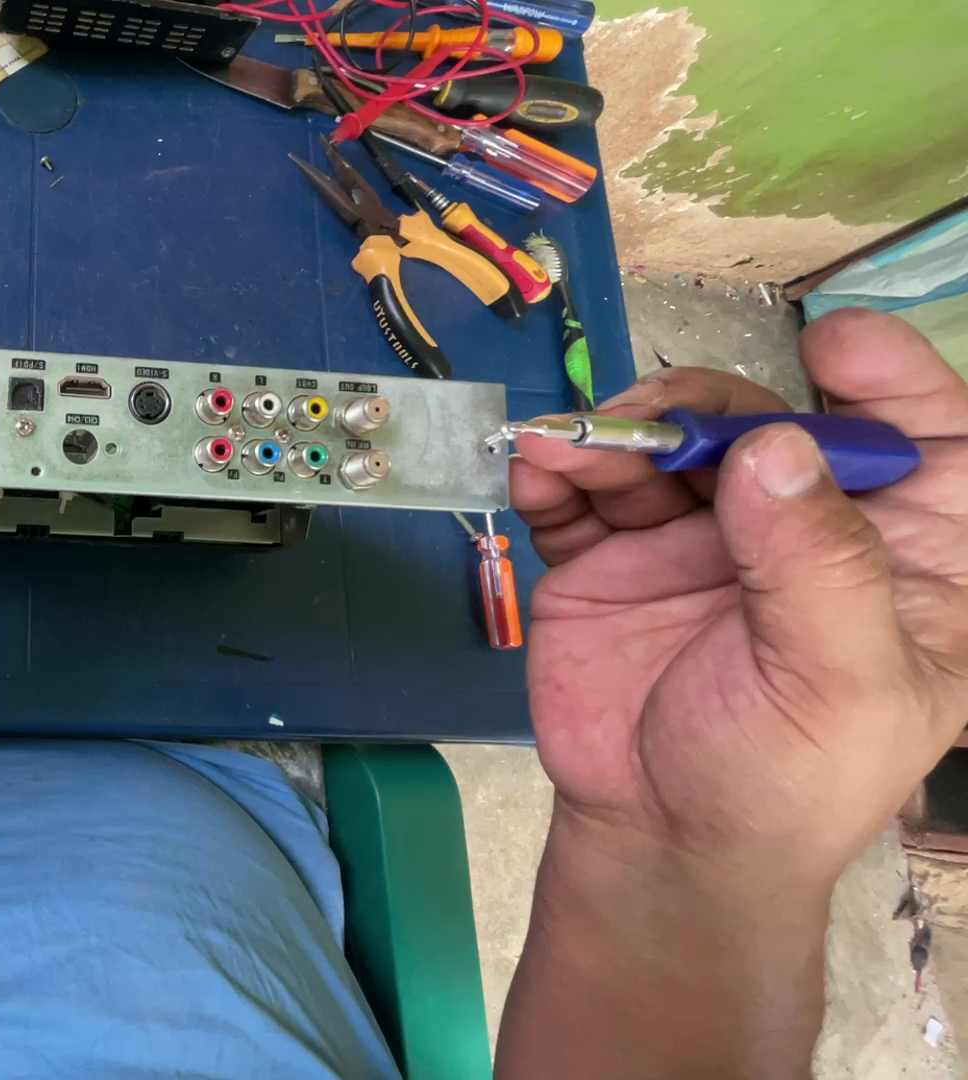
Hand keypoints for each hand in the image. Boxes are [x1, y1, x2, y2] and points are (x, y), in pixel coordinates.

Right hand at [512, 309, 967, 885]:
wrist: (650, 824)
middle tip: (636, 418)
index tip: (830, 344)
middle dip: (695, 412)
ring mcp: (677, 546)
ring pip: (648, 460)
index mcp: (889, 558)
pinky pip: (572, 506)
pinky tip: (529, 471)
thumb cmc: (781, 769)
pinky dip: (547, 481)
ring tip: (558, 445)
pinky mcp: (596, 565)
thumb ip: (816, 565)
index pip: (922, 446)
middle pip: (749, 435)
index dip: (885, 385)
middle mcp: (778, 535)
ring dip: (603, 441)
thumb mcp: (836, 679)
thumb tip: (773, 447)